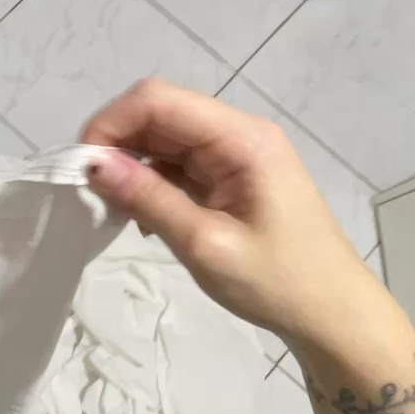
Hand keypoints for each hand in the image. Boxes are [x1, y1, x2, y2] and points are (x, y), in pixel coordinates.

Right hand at [80, 78, 390, 349]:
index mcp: (241, 139)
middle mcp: (236, 133)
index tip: (84, 170)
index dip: (111, 124)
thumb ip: (148, 199)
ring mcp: (231, 153)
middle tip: (93, 192)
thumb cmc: (276, 281)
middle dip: (115, 143)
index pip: (158, 100)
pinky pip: (172, 161)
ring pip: (160, 136)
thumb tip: (93, 165)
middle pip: (157, 111)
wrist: (331, 313)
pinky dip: (145, 180)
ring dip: (127, 163)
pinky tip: (138, 214)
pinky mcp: (225, 175)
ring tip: (114, 208)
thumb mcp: (204, 243)